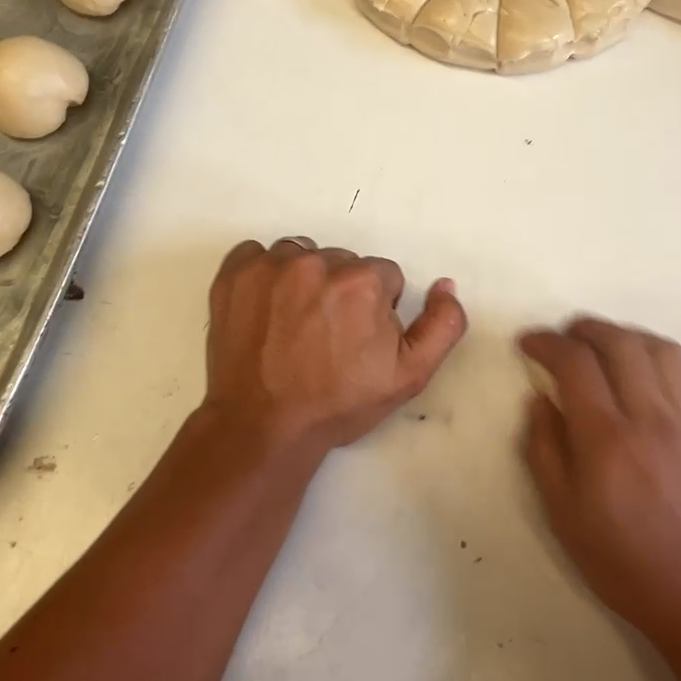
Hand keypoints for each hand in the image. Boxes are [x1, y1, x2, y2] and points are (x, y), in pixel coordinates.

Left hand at [201, 237, 467, 460]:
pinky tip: (267, 311)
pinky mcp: (235, 274)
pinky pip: (258, 255)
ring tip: (296, 325)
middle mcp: (316, 262)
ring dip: (304, 281)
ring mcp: (270, 266)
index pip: (383, 276)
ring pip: (302, 256)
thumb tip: (445, 285)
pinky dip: (264, 276)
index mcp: (362, 282)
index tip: (357, 339)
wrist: (262, 425)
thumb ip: (441, 325)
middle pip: (342, 263)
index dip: (376, 309)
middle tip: (326, 337)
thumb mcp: (408, 376)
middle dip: (341, 292)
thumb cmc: (337, 403)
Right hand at [520, 318, 680, 644]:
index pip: (575, 363)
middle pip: (618, 342)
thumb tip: (539, 400)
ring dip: (623, 335)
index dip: (546, 343)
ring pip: (657, 347)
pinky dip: (657, 356)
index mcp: (606, 439)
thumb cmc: (620, 560)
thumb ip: (544, 449)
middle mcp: (649, 416)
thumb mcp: (561, 514)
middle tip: (559, 338)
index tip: (527, 344)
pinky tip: (641, 372)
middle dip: (583, 329)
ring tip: (599, 348)